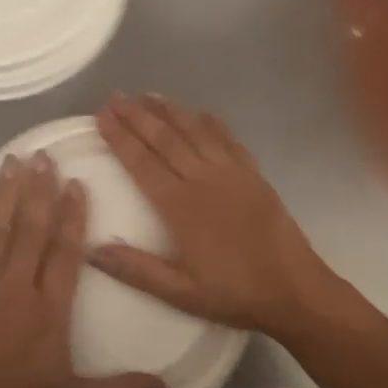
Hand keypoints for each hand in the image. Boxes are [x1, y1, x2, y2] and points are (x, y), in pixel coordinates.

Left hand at [0, 152, 168, 387]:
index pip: (65, 252)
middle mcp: (15, 287)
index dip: (73, 216)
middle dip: (40, 190)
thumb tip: (166, 386)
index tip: (77, 183)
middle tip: (44, 156)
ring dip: (5, 193)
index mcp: (49, 309)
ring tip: (13, 161)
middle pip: (30, 229)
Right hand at [90, 94, 353, 342]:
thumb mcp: (180, 293)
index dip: (120, 137)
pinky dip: (211, 123)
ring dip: (170, 111)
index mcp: (180, 207)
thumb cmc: (234, 294)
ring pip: (195, 132)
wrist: (295, 290)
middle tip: (114, 96)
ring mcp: (232, 174)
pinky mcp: (254, 176)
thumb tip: (92, 249)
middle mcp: (204, 181)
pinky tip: (200, 113)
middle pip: (165, 139)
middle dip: (137, 115)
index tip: (101, 115)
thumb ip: (136, 270)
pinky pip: (228, 140)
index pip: (142, 163)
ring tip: (147, 94)